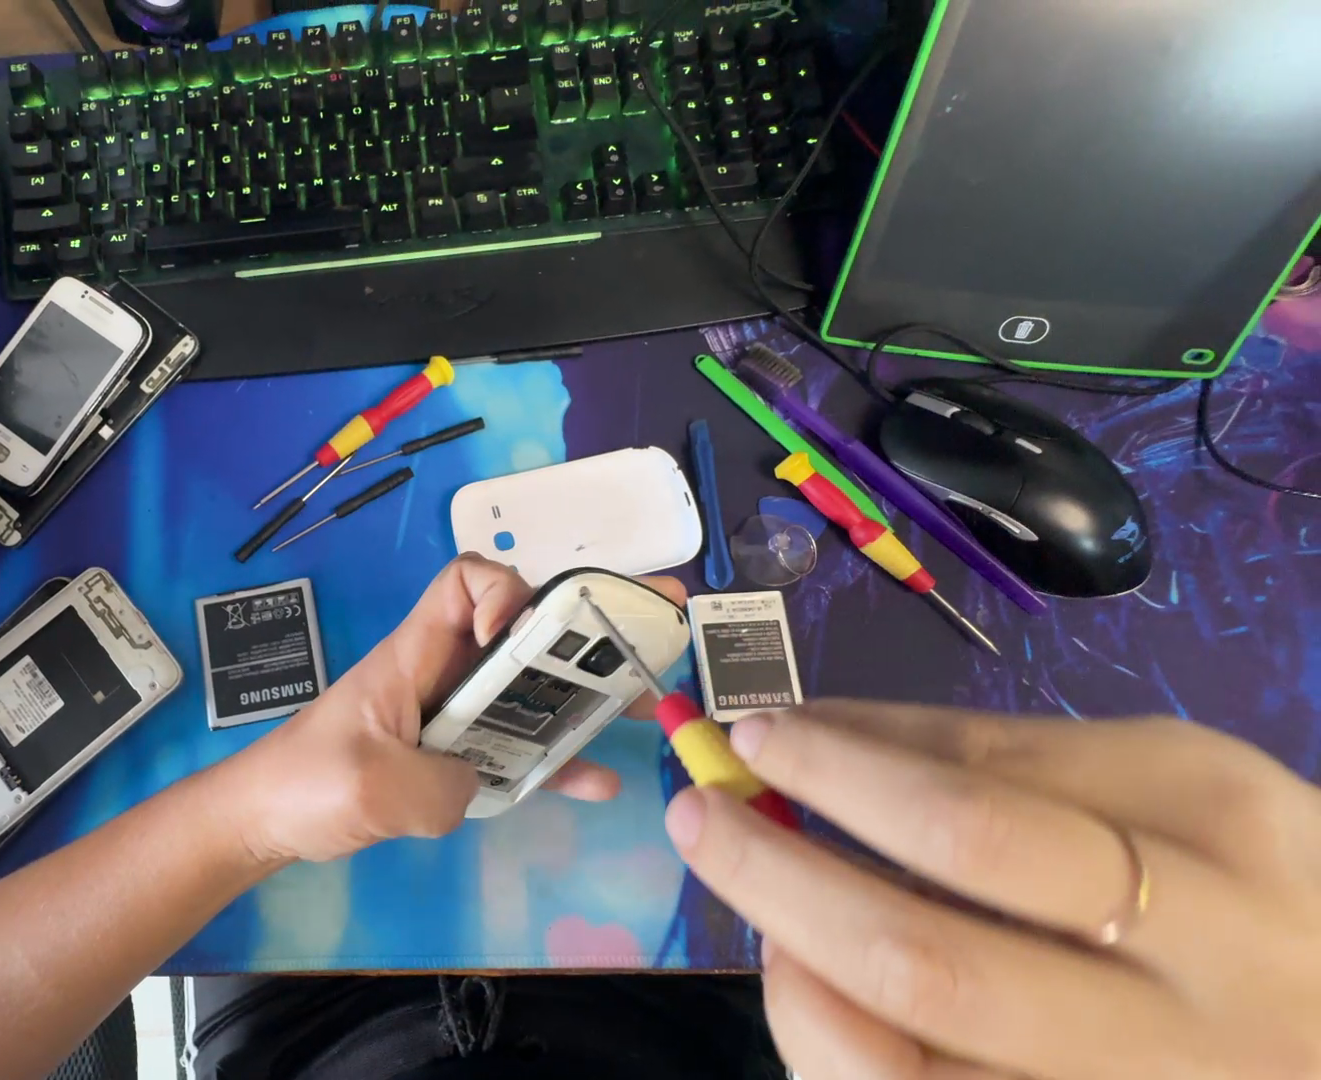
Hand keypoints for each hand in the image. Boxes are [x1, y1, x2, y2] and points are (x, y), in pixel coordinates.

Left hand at [225, 554, 686, 863]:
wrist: (269, 818)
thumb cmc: (306, 783)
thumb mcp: (372, 786)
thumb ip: (440, 786)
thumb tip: (480, 782)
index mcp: (415, 654)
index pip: (463, 583)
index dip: (504, 592)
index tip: (520, 637)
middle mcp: (441, 671)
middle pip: (518, 631)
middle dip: (583, 630)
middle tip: (653, 638)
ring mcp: (450, 713)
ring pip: (527, 688)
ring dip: (584, 693)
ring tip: (647, 704)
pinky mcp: (451, 753)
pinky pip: (514, 746)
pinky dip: (552, 757)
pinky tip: (598, 779)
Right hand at [664, 701, 1320, 1079]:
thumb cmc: (1144, 1043)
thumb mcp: (1003, 1071)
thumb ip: (878, 1035)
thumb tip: (776, 928)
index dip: (804, 1015)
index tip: (750, 936)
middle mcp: (1208, 1058)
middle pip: (925, 960)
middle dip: (773, 868)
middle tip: (695, 806)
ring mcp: (1240, 914)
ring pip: (973, 825)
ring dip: (827, 767)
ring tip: (759, 736)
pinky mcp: (1227, 788)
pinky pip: (1004, 744)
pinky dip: (892, 732)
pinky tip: (848, 732)